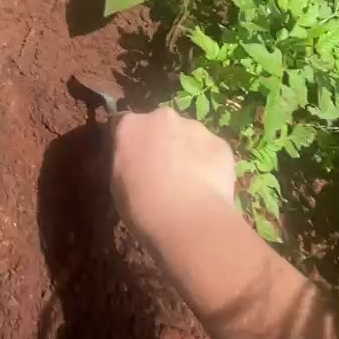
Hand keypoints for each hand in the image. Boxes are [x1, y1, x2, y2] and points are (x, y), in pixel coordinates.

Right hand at [109, 106, 237, 243]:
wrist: (190, 221)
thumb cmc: (143, 209)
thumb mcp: (118, 187)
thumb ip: (124, 164)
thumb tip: (134, 163)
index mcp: (130, 126)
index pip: (123, 124)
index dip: (129, 143)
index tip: (133, 161)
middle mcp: (162, 117)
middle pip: (159, 125)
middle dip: (160, 142)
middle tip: (162, 173)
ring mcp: (194, 127)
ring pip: (188, 136)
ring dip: (186, 152)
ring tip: (189, 185)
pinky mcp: (220, 142)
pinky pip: (210, 151)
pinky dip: (209, 165)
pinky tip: (208, 189)